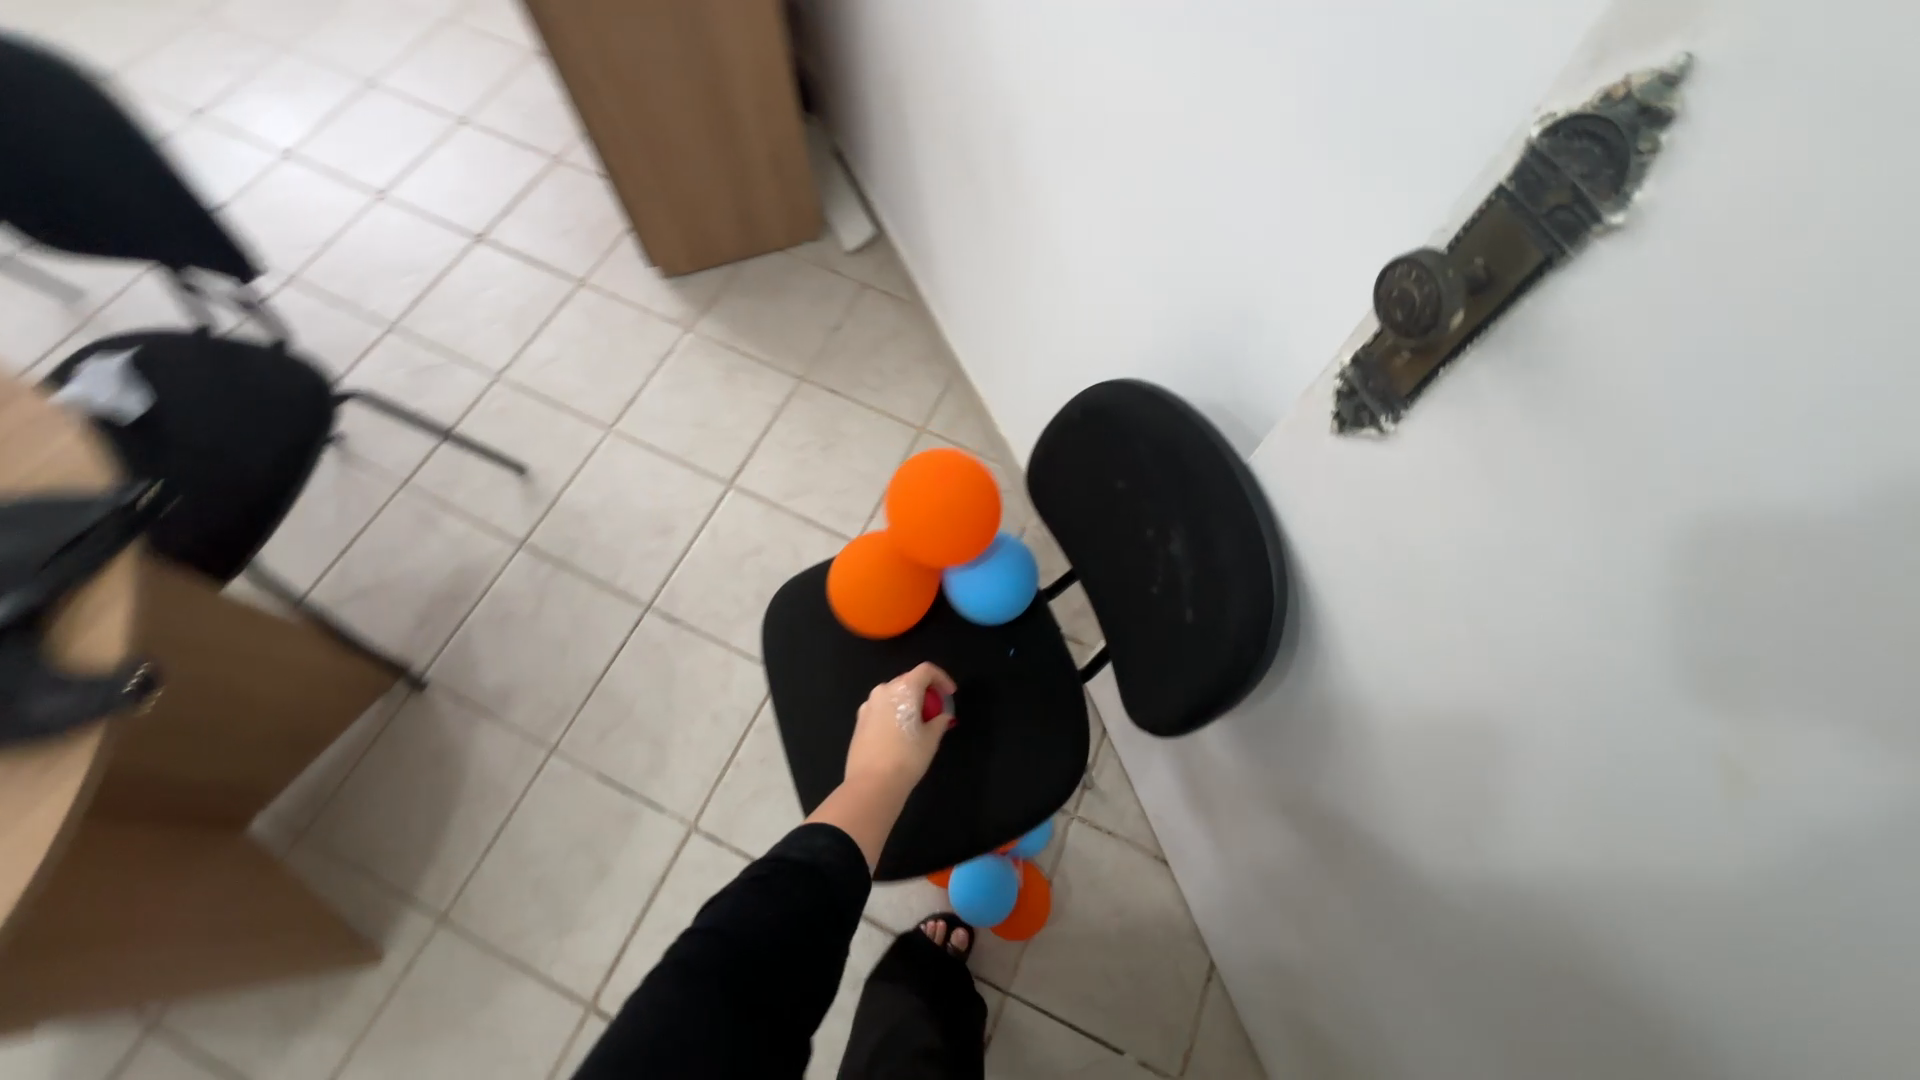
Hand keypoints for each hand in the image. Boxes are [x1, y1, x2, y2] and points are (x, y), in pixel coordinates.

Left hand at [844, 663, 957, 793]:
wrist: (872, 783)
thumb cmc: (907, 757)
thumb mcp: (931, 739)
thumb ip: (939, 721)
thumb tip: (942, 716)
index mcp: (904, 689)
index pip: (926, 670)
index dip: (942, 679)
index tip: (950, 695)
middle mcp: (883, 690)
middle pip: (908, 681)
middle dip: (925, 692)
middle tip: (935, 711)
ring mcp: (868, 705)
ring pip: (893, 695)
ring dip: (908, 702)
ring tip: (918, 723)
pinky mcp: (859, 720)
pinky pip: (881, 708)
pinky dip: (894, 712)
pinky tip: (899, 733)